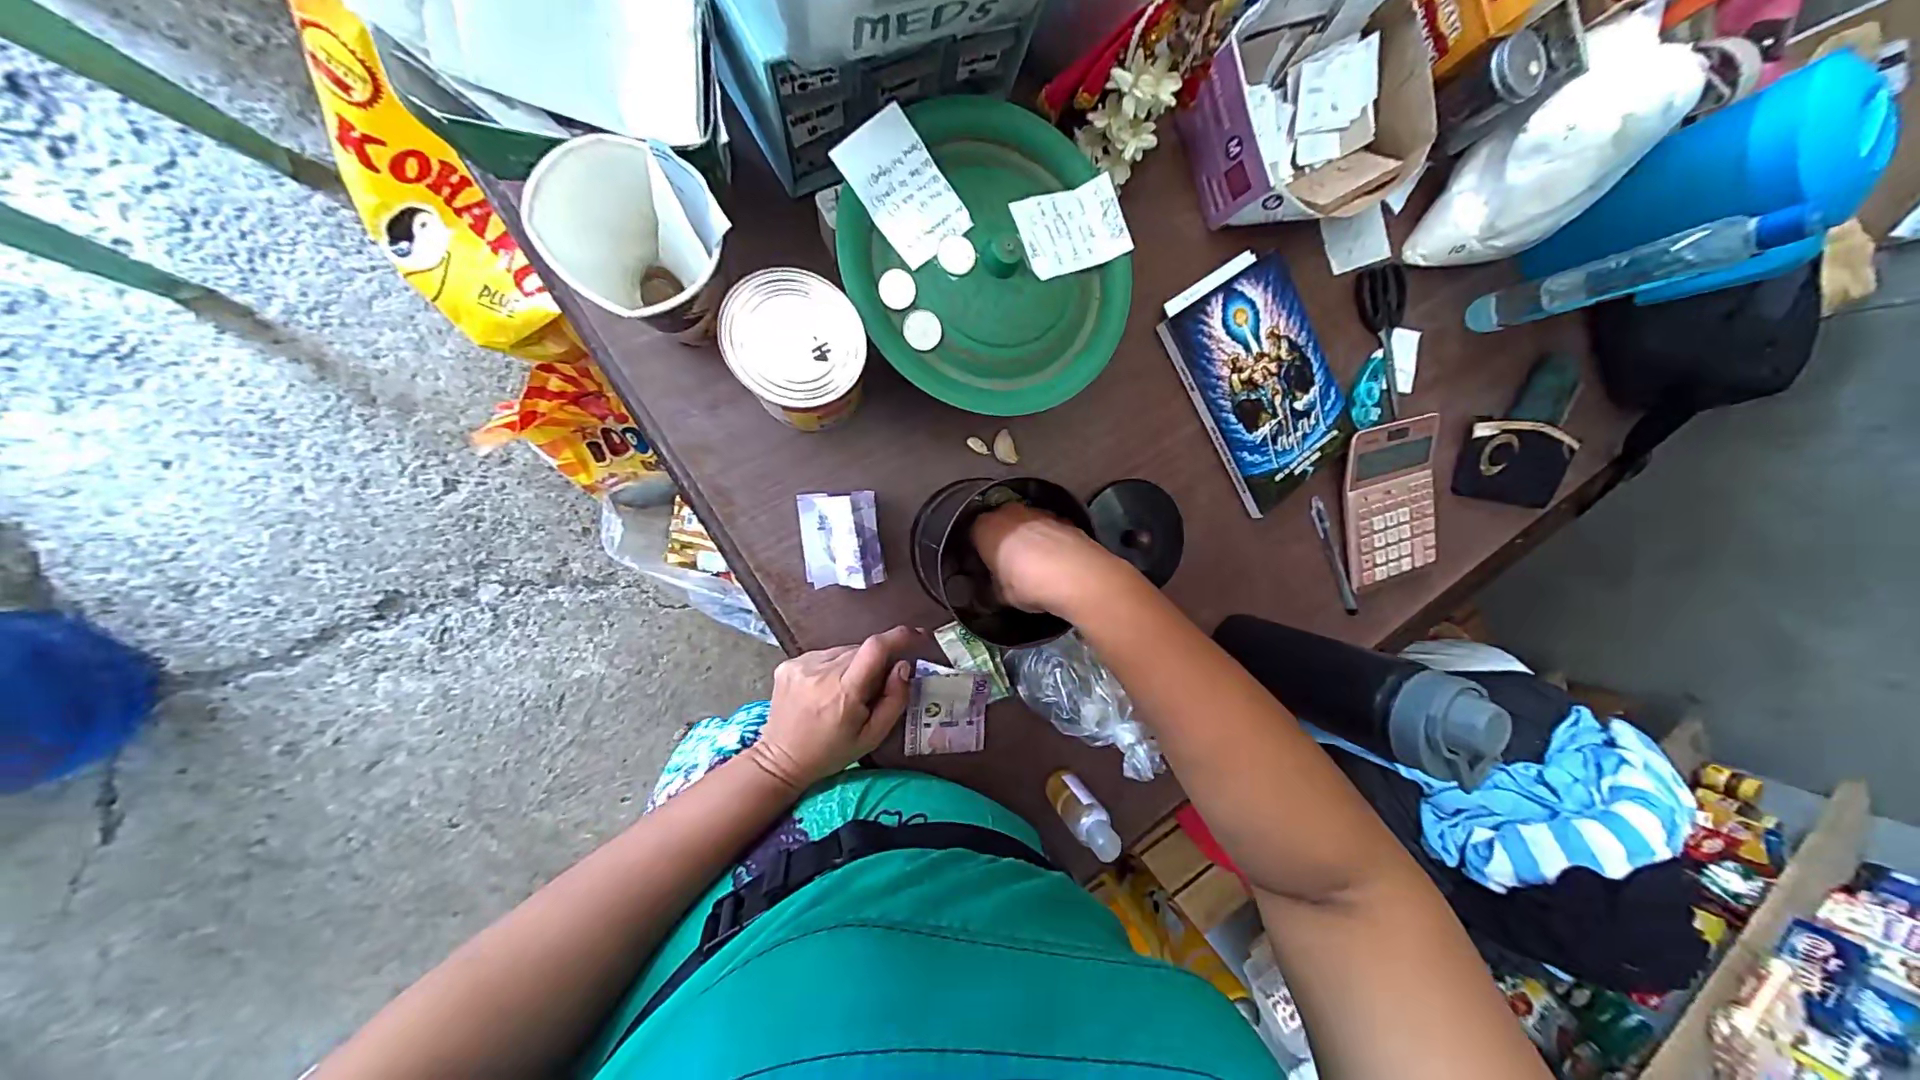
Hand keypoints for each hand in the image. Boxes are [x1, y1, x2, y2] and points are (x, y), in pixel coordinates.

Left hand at [746, 626, 917, 792]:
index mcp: (844, 691)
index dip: (900, 636)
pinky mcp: (789, 664)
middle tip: (871, 690)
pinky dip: (832, 667)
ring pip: (843, 651)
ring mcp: (801, 665)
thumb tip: (903, 666)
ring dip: (852, 665)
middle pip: (861, 650)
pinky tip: (824, 690)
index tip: (918, 636)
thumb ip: (894, 700)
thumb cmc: (831, 752)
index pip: (875, 647)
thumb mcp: (872, 736)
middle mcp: (821, 671)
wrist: (780, 760)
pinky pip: (824, 655)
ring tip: (844, 693)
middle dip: (874, 663)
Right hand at [970, 503, 1130, 615]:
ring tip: (1034, 562)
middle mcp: (1009, 512)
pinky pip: (1048, 528)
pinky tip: (1055, 559)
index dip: (977, 549)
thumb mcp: (1002, 595)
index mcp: (986, 528)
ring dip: (1027, 537)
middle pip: (1000, 522)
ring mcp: (1039, 512)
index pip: (973, 533)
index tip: (983, 564)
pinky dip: (1049, 539)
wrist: (1078, 576)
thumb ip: (993, 587)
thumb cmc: (1028, 584)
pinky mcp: (1064, 519)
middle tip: (1007, 562)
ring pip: (1026, 522)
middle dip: (1002, 538)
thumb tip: (993, 588)